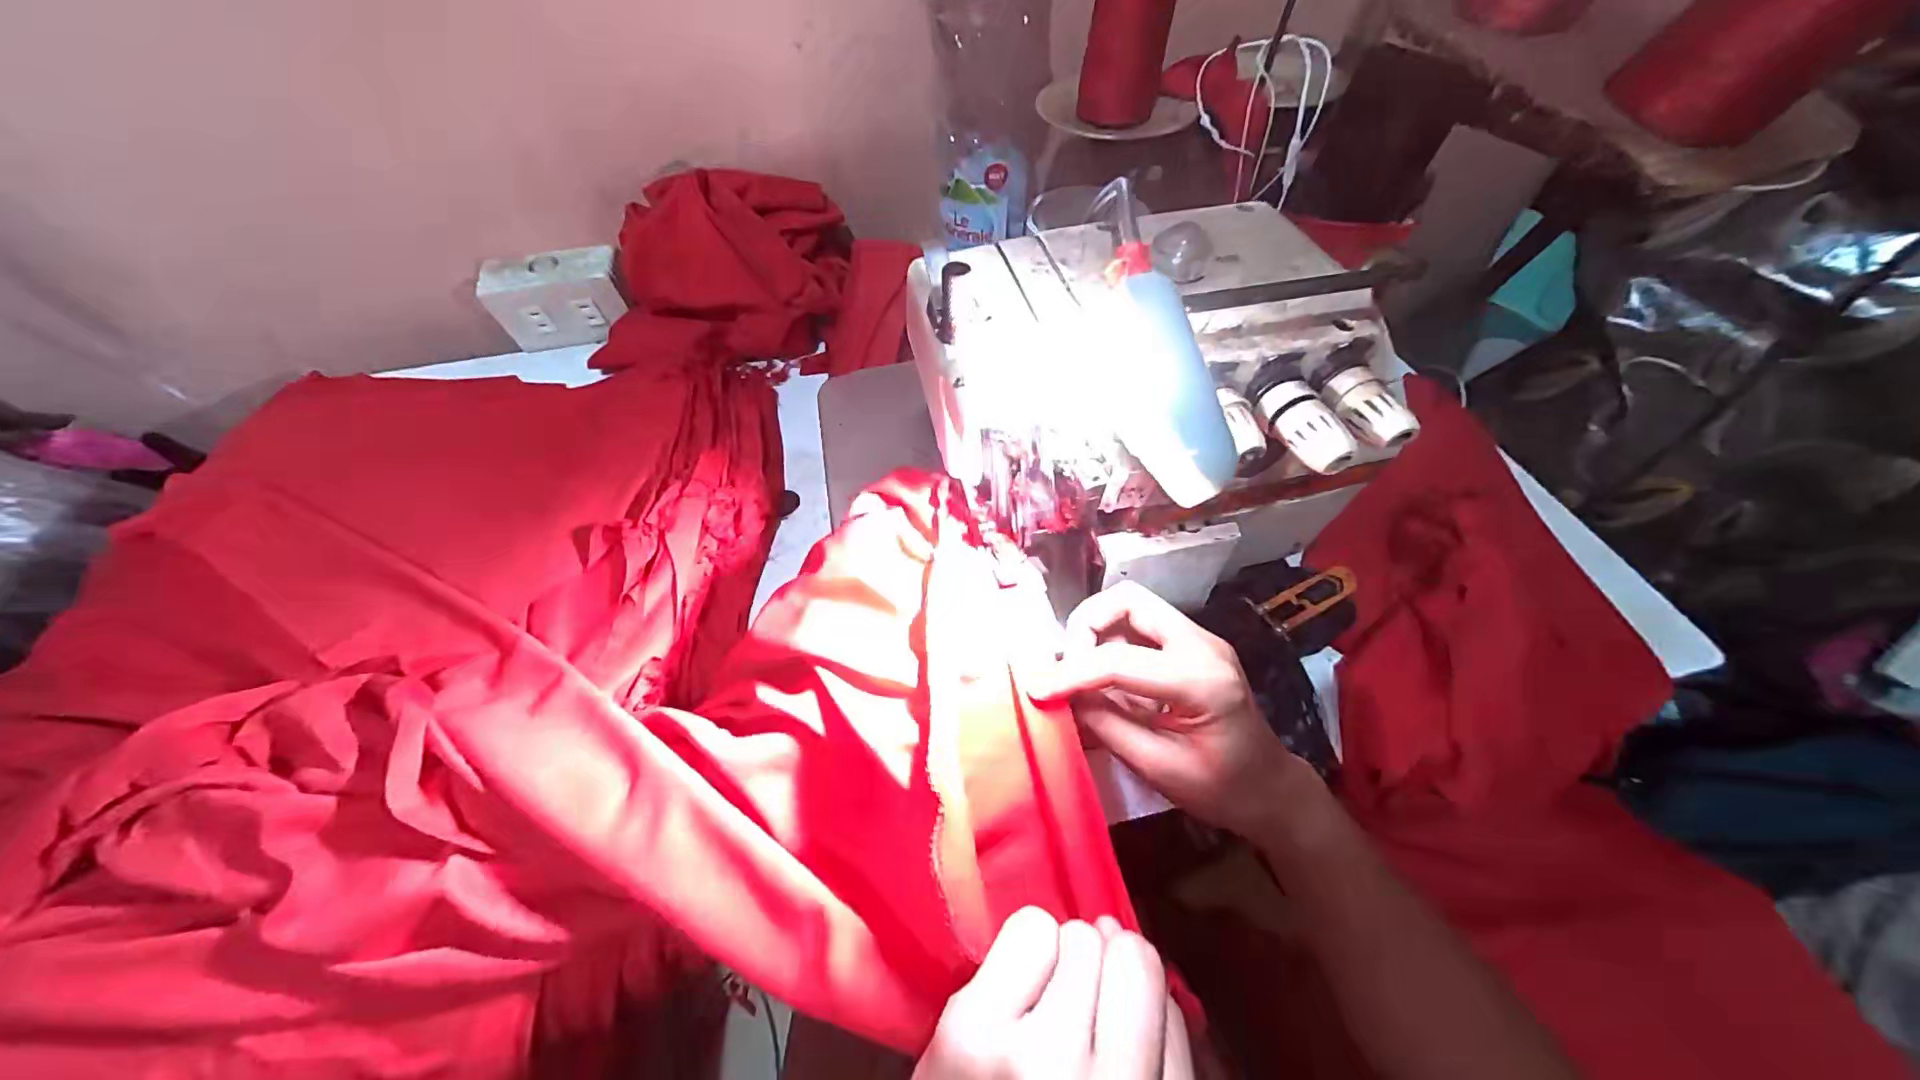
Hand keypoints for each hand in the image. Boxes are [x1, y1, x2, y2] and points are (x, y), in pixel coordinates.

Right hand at [914, 907, 1191, 1079]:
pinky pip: (1177, 1025)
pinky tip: (1131, 1042)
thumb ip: (1000, 981)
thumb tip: (1076, 928)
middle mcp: (1051, 1068)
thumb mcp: (949, 1052)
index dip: (1032, 948)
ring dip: (1120, 976)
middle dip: (1082, 953)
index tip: (1025, 980)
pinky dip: (1157, 1019)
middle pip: (1094, 941)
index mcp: (979, 1043)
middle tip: (1066, 991)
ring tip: (1098, 1011)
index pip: (1036, 927)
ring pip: (1142, 968)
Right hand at [1024, 581, 1316, 836]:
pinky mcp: (1190, 645)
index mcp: (1202, 680)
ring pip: (1130, 606)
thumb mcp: (1157, 767)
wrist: (1271, 789)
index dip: (1071, 673)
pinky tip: (1102, 676)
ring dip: (1095, 631)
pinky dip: (1109, 642)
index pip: (1120, 660)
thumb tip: (1061, 698)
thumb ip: (1106, 725)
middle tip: (1066, 666)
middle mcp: (1202, 644)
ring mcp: (1198, 639)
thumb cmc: (1222, 789)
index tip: (1037, 689)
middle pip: (1127, 600)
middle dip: (1084, 625)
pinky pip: (1138, 626)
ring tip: (1079, 673)